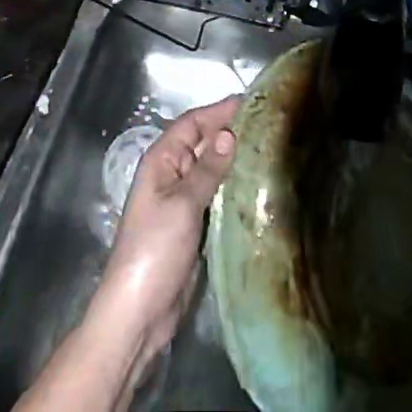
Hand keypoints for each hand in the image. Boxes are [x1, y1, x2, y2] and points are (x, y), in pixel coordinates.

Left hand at [16, 96, 241, 411]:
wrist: (140, 311)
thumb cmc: (155, 249)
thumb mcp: (182, 204)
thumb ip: (207, 169)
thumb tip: (229, 133)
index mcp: (161, 161)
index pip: (192, 123)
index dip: (219, 110)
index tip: (252, 101)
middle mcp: (172, 174)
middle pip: (203, 143)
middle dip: (232, 132)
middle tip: (271, 124)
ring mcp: (183, 200)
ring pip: (213, 168)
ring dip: (236, 159)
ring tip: (272, 148)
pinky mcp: (196, 224)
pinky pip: (218, 194)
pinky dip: (235, 186)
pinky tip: (259, 184)